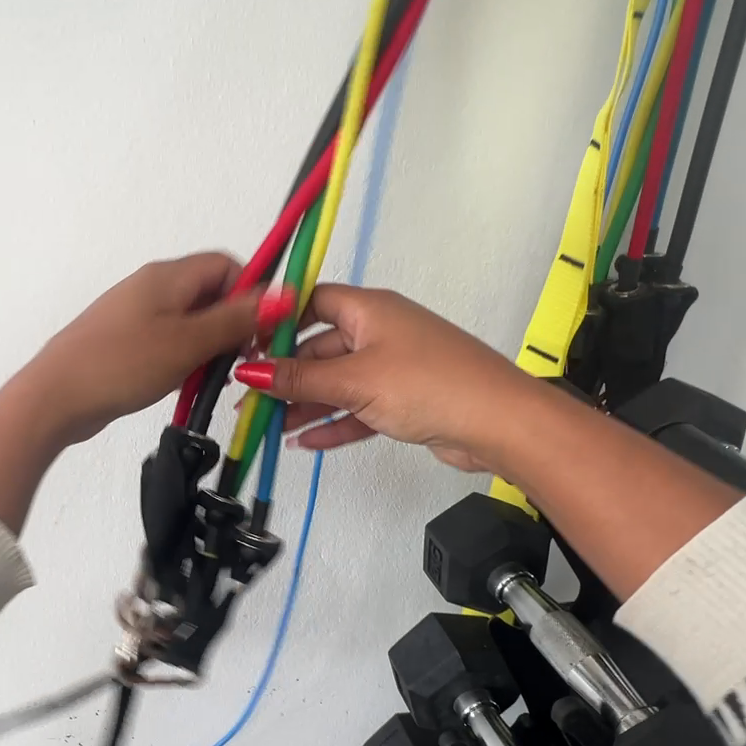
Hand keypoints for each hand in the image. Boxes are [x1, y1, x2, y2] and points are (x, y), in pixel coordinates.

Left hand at [0, 252, 288, 533]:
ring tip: (212, 378)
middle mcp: (151, 287)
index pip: (226, 265)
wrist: (56, 397)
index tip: (263, 331)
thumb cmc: (123, 364)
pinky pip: (168, 343)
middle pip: (209, 294)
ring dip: (208, 347)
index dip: (252, 293)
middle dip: (232, 325)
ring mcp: (134, 316)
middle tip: (242, 361)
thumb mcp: (189, 342)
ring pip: (189, 323)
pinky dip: (183, 361)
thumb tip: (283, 293)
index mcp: (168, 276)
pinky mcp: (124, 344)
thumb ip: (237, 319)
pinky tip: (183, 386)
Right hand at [232, 284, 544, 470]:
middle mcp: (379, 332)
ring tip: (269, 427)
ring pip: (336, 383)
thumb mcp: (354, 381)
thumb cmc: (429, 385)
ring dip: (305, 405)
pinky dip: (333, 423)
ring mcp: (392, 367)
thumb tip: (248, 371)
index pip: (312, 303)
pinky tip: (305, 442)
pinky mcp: (403, 401)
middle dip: (285, 376)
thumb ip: (298, 379)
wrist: (499, 423)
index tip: (246, 348)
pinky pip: (357, 408)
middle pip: (319, 349)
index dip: (278, 323)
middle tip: (250, 402)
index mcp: (369, 310)